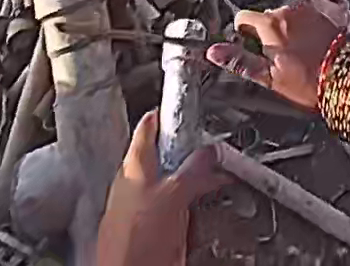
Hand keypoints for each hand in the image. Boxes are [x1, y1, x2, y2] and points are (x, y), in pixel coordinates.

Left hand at [95, 111, 227, 265]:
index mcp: (134, 162)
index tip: (188, 108)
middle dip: (191, 156)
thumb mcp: (174, 195)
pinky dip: (191, 209)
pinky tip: (201, 214)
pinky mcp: (149, 229)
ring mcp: (141, 206)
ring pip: (173, 183)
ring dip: (195, 183)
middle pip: (167, 155)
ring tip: (215, 183)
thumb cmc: (137, 240)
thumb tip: (210, 151)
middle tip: (212, 155)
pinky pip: (175, 210)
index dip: (169, 112)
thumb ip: (194, 170)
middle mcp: (134, 180)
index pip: (151, 124)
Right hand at [205, 0, 348, 108]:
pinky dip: (300, 30)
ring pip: (283, 18)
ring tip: (295, 56)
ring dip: (284, 32)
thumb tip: (214, 51)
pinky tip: (308, 48)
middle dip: (264, 35)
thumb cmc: (308, 81)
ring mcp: (305, 11)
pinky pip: (301, 18)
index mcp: (269, 24)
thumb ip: (240, 61)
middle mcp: (286, 11)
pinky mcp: (320, 15)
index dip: (243, 35)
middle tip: (276, 60)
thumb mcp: (269, 77)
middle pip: (263, 18)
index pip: (242, 17)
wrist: (347, 77)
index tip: (252, 50)